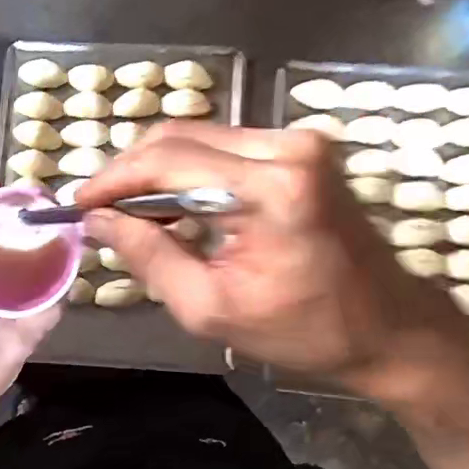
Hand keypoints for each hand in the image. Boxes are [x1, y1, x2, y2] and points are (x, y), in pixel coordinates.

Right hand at [75, 123, 468, 400]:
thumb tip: (99, 221)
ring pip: (198, 139)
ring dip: (156, 173)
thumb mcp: (209, 308)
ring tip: (130, 215)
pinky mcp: (301, 151)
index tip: (77, 204)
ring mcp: (299, 143)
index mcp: (271, 188)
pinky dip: (186, 174)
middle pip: (180, 137)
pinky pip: (223, 149)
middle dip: (129, 172)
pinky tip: (171, 208)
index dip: (113, 179)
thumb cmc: (303, 330)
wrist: (390, 327)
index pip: (168, 161)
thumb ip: (148, 256)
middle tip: (98, 210)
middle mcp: (287, 147)